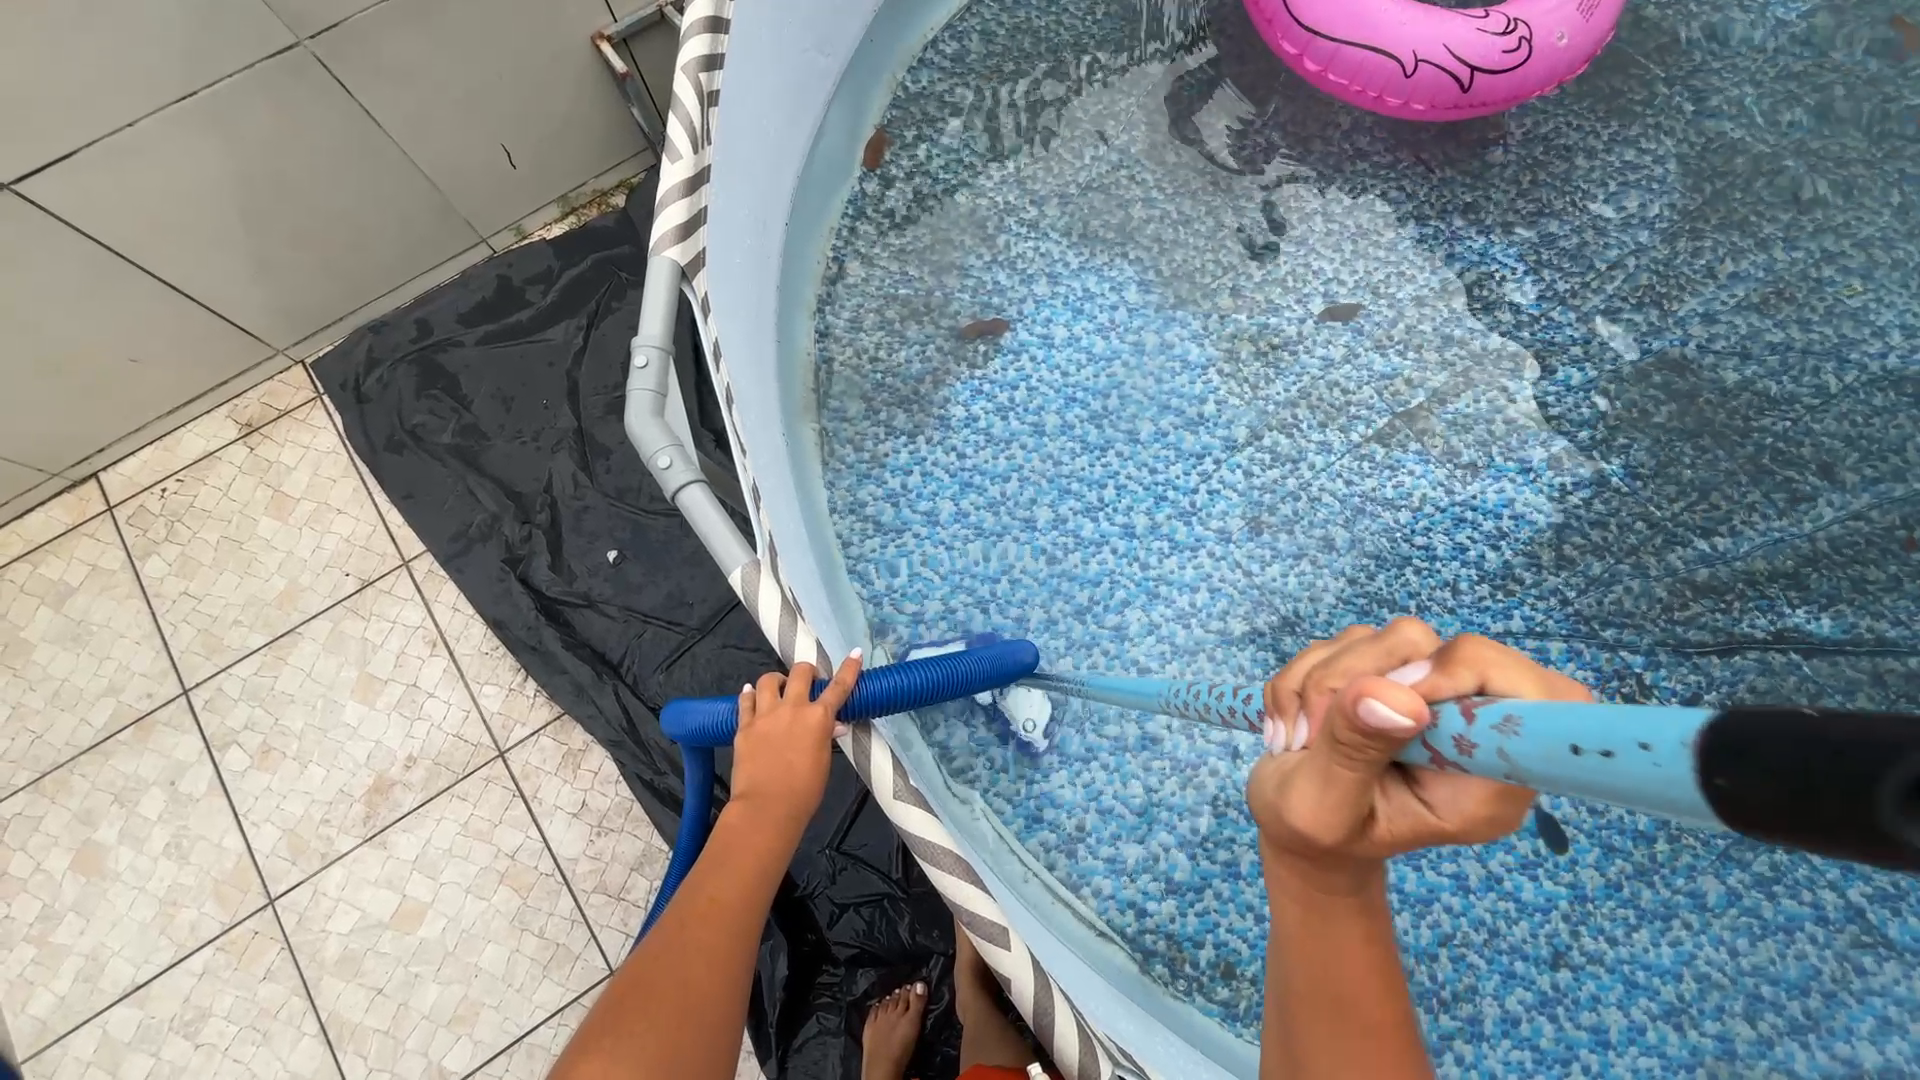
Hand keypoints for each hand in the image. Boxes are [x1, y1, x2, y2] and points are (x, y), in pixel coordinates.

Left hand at [727, 651, 862, 830]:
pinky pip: (746, 700)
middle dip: (807, 671)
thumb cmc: (804, 792)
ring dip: (776, 680)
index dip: (849, 669)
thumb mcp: (822, 763)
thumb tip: (832, 726)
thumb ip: (825, 738)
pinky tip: (751, 694)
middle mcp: (792, 708)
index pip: (839, 687)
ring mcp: (765, 715)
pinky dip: (750, 694)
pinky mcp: (744, 726)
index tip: (855, 653)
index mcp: (818, 718)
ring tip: (778, 687)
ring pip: (768, 680)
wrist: (766, 807)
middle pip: (800, 673)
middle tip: (809, 681)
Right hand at [1247, 620, 1591, 896]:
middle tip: (1313, 731)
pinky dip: (1304, 673)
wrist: (1299, 827)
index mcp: (1485, 778)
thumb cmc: (1320, 833)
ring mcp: (1427, 693)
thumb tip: (1392, 693)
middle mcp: (1468, 726)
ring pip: (1383, 638)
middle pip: (1435, 646)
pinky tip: (1293, 719)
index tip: (1395, 695)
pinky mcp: (1390, 672)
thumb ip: (1355, 750)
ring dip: (1321, 678)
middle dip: (1357, 675)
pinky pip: (1347, 641)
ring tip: (1297, 735)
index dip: (1468, 671)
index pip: (1537, 694)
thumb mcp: (1323, 806)